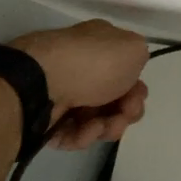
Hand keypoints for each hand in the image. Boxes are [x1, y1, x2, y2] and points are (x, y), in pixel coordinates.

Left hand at [10, 20, 149, 149]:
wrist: (41, 83)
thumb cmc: (92, 63)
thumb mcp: (133, 48)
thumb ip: (139, 57)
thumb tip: (127, 71)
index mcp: (97, 46)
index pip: (124, 71)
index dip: (136, 88)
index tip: (138, 96)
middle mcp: (80, 68)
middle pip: (114, 99)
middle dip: (126, 111)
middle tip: (125, 114)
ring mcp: (62, 94)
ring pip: (97, 119)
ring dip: (107, 126)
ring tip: (102, 126)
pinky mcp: (47, 120)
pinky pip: (74, 133)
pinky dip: (84, 135)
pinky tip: (86, 131)